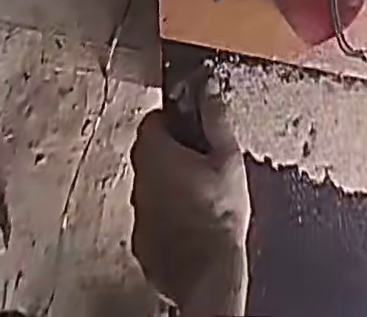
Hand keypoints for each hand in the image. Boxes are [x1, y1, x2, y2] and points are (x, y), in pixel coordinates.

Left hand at [129, 94, 250, 313]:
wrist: (210, 276)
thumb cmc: (220, 214)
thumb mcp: (228, 158)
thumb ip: (216, 118)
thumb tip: (209, 89)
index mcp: (155, 152)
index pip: (153, 120)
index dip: (172, 120)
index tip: (190, 128)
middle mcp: (139, 179)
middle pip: (149, 152)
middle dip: (171, 152)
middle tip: (199, 161)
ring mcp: (138, 213)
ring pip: (151, 186)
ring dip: (168, 185)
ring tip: (199, 195)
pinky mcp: (143, 243)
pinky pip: (153, 219)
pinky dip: (167, 217)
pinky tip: (191, 224)